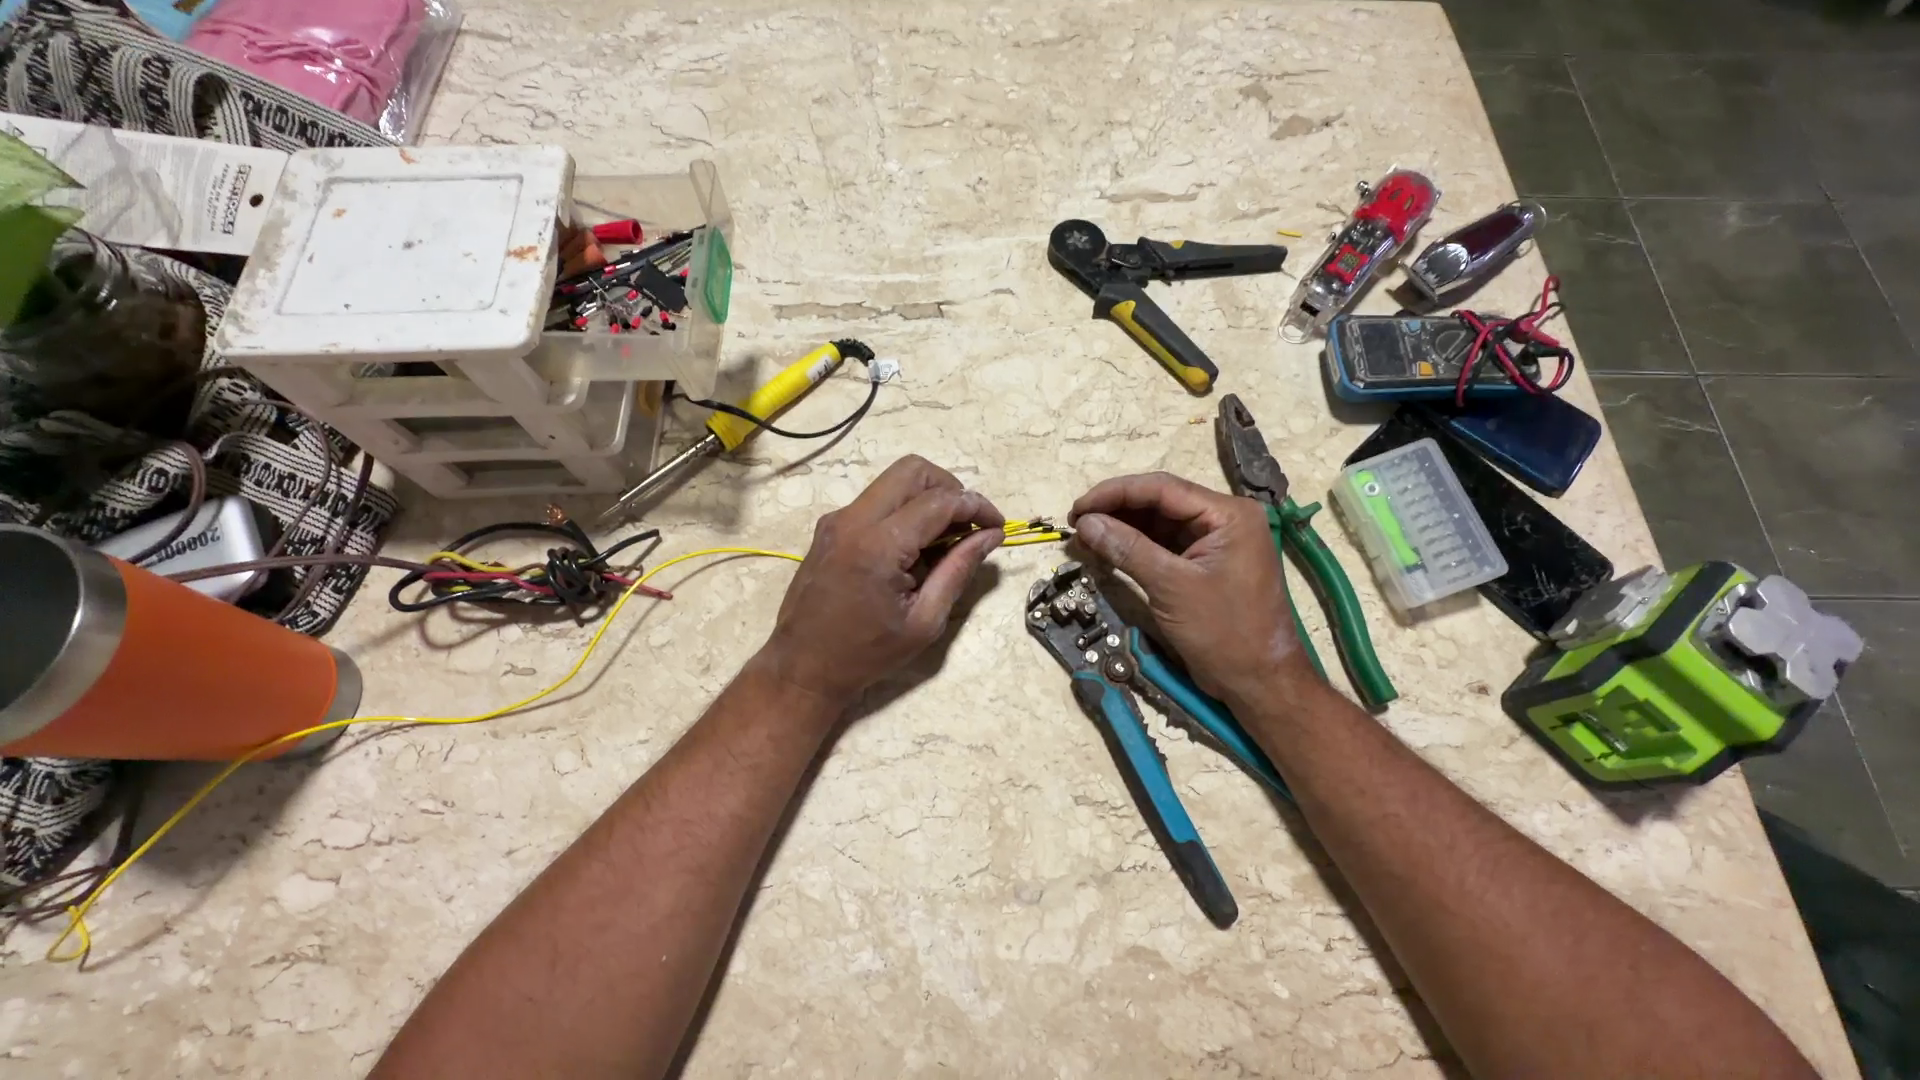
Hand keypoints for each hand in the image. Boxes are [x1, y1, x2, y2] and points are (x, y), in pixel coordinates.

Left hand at [758, 455, 1003, 708]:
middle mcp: (854, 520)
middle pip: (913, 470)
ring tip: (945, 540)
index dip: (976, 506)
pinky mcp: (830, 527)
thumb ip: (959, 570)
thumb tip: (991, 535)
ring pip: (893, 481)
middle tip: (969, 525)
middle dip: (950, 489)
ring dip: (927, 498)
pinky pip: (877, 500)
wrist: (802, 667)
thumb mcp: (924, 620)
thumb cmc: (866, 654)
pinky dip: (904, 510)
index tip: (998, 525)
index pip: (939, 501)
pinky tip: (915, 548)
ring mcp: (837, 520)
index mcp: (878, 545)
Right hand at [1069, 472, 1305, 705]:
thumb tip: (1085, 523)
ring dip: (1121, 530)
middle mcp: (1223, 520)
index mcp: (1228, 514)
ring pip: (1158, 524)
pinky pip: (1163, 546)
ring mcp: (1214, 543)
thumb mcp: (1171, 586)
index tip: (1077, 508)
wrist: (1259, 682)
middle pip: (1160, 502)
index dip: (1115, 493)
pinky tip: (1106, 552)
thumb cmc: (1224, 631)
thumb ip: (1127, 549)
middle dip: (1116, 511)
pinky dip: (1134, 549)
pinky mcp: (1203, 565)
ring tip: (1084, 539)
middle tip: (1076, 524)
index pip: (1163, 489)